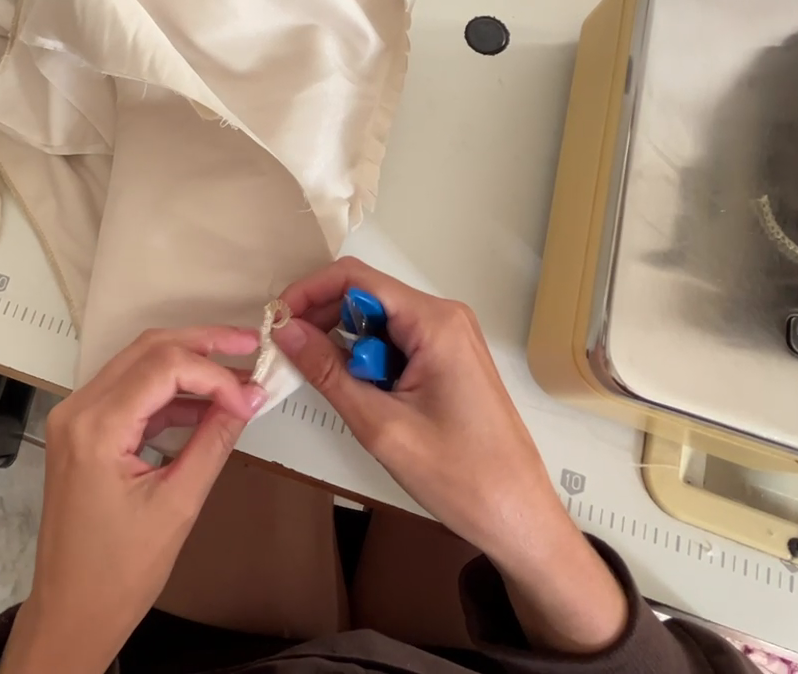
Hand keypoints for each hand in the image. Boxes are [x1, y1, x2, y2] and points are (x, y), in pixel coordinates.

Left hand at [0, 326, 267, 673]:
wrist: (71, 613)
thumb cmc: (118, 573)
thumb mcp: (177, 504)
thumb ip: (213, 441)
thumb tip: (248, 399)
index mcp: (95, 427)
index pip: (164, 367)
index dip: (215, 373)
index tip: (251, 396)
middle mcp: (78, 409)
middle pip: (149, 349)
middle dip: (203, 344)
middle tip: (249, 346)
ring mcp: (77, 416)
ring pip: (139, 363)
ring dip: (188, 363)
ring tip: (236, 372)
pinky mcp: (84, 428)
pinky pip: (131, 391)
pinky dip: (170, 391)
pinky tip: (207, 402)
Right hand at [274, 258, 627, 654]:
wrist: (521, 520)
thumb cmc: (458, 476)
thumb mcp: (380, 425)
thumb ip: (327, 371)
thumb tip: (285, 329)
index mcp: (434, 321)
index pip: (355, 278)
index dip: (309, 291)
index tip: (276, 321)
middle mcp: (444, 316)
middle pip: (365, 295)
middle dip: (322, 319)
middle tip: (288, 355)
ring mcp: (450, 336)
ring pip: (377, 320)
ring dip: (343, 343)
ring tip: (320, 379)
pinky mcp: (449, 358)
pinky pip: (395, 341)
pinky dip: (366, 358)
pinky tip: (357, 391)